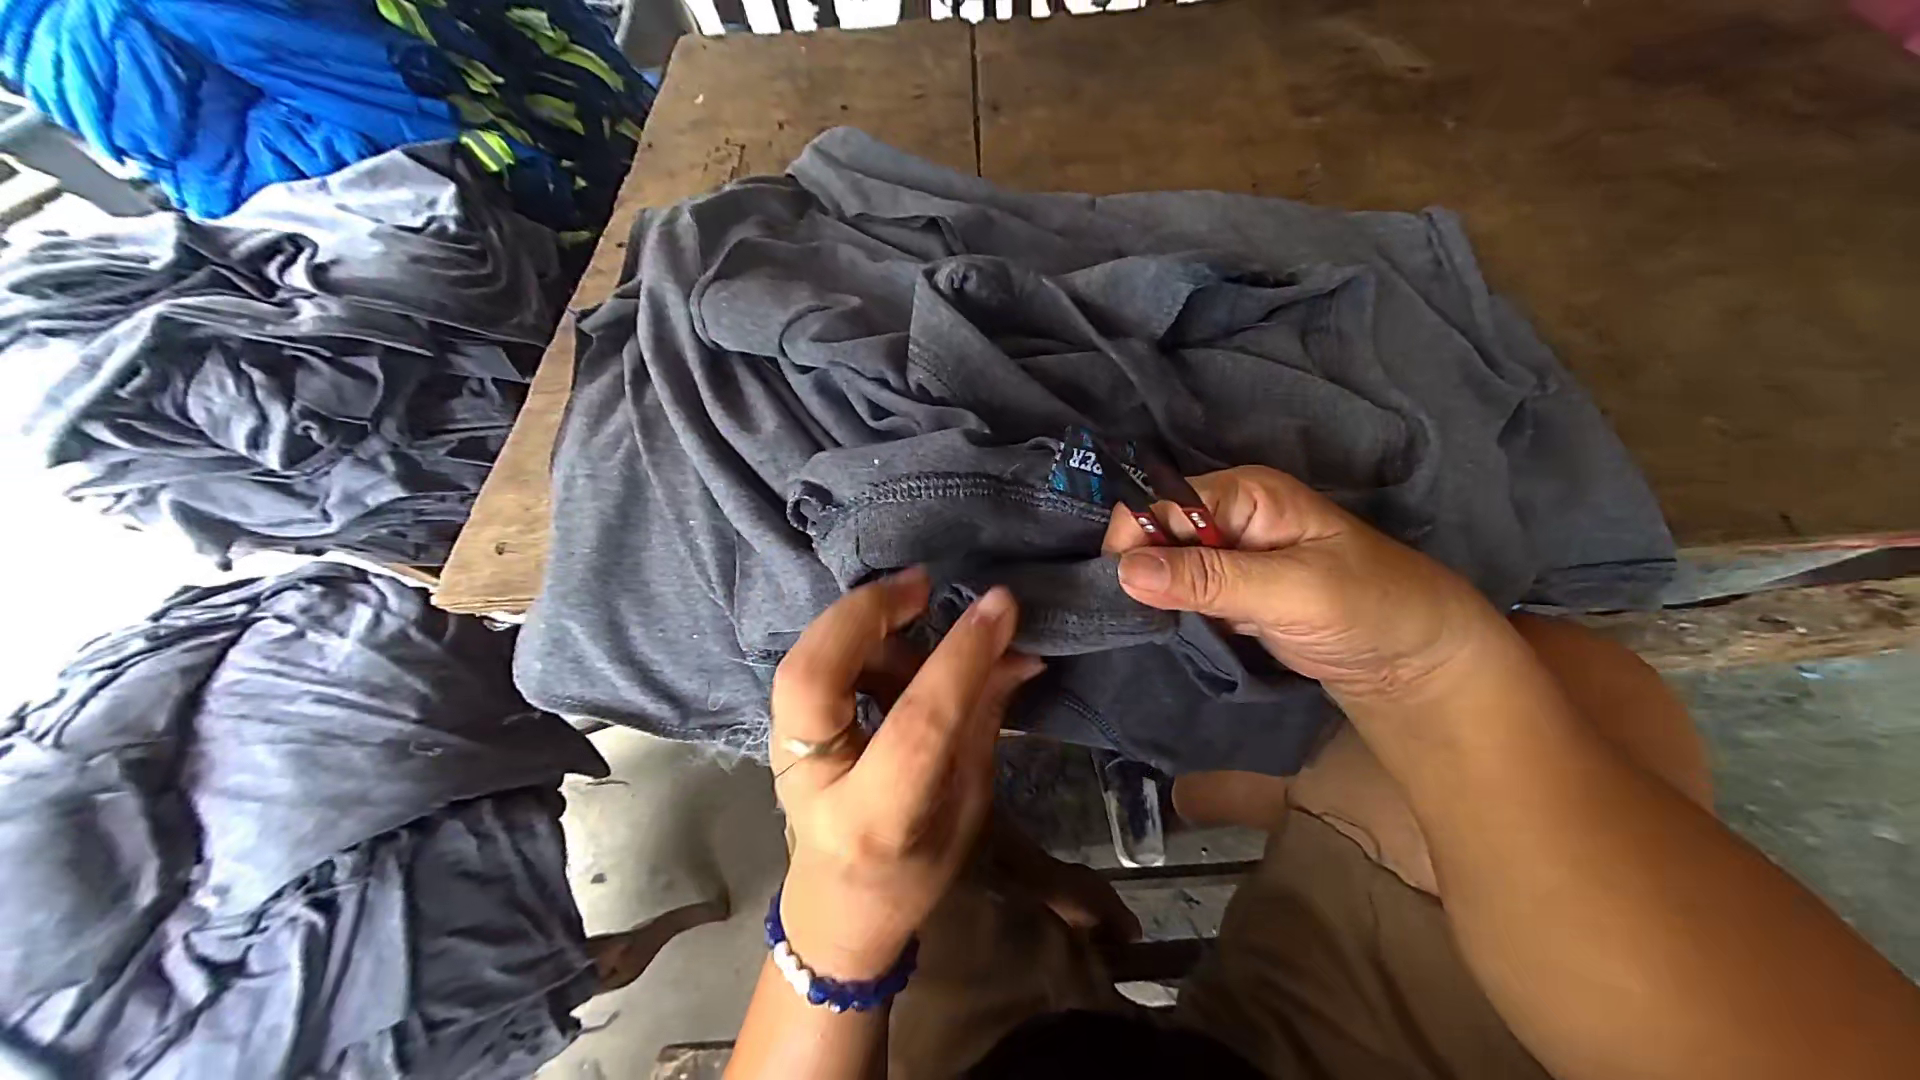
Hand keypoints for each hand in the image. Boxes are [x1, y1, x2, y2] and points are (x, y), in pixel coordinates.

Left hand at [770, 568, 1044, 978]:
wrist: (835, 909)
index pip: (917, 723)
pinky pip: (811, 665)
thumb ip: (982, 720)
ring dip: (865, 624)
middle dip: (865, 614)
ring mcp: (784, 755)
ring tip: (918, 616)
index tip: (998, 606)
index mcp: (875, 818)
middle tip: (921, 584)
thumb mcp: (966, 805)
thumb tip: (1017, 650)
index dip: (960, 657)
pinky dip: (854, 640)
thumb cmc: (915, 872)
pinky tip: (892, 641)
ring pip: (804, 661)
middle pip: (813, 675)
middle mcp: (814, 782)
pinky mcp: (779, 733)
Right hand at [1104, 465, 1506, 703]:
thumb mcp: (1291, 591)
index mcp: (1244, 494)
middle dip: (1142, 569)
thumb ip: (1209, 579)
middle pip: (1155, 531)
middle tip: (1139, 613)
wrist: (1415, 660)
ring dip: (1155, 594)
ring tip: (1156, 624)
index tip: (1121, 586)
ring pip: (1163, 565)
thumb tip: (1125, 571)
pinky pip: (1179, 592)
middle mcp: (1227, 516)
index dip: (1135, 537)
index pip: (1163, 502)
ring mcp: (1226, 555)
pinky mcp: (1226, 590)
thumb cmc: (1371, 608)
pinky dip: (1171, 610)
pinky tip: (1172, 628)